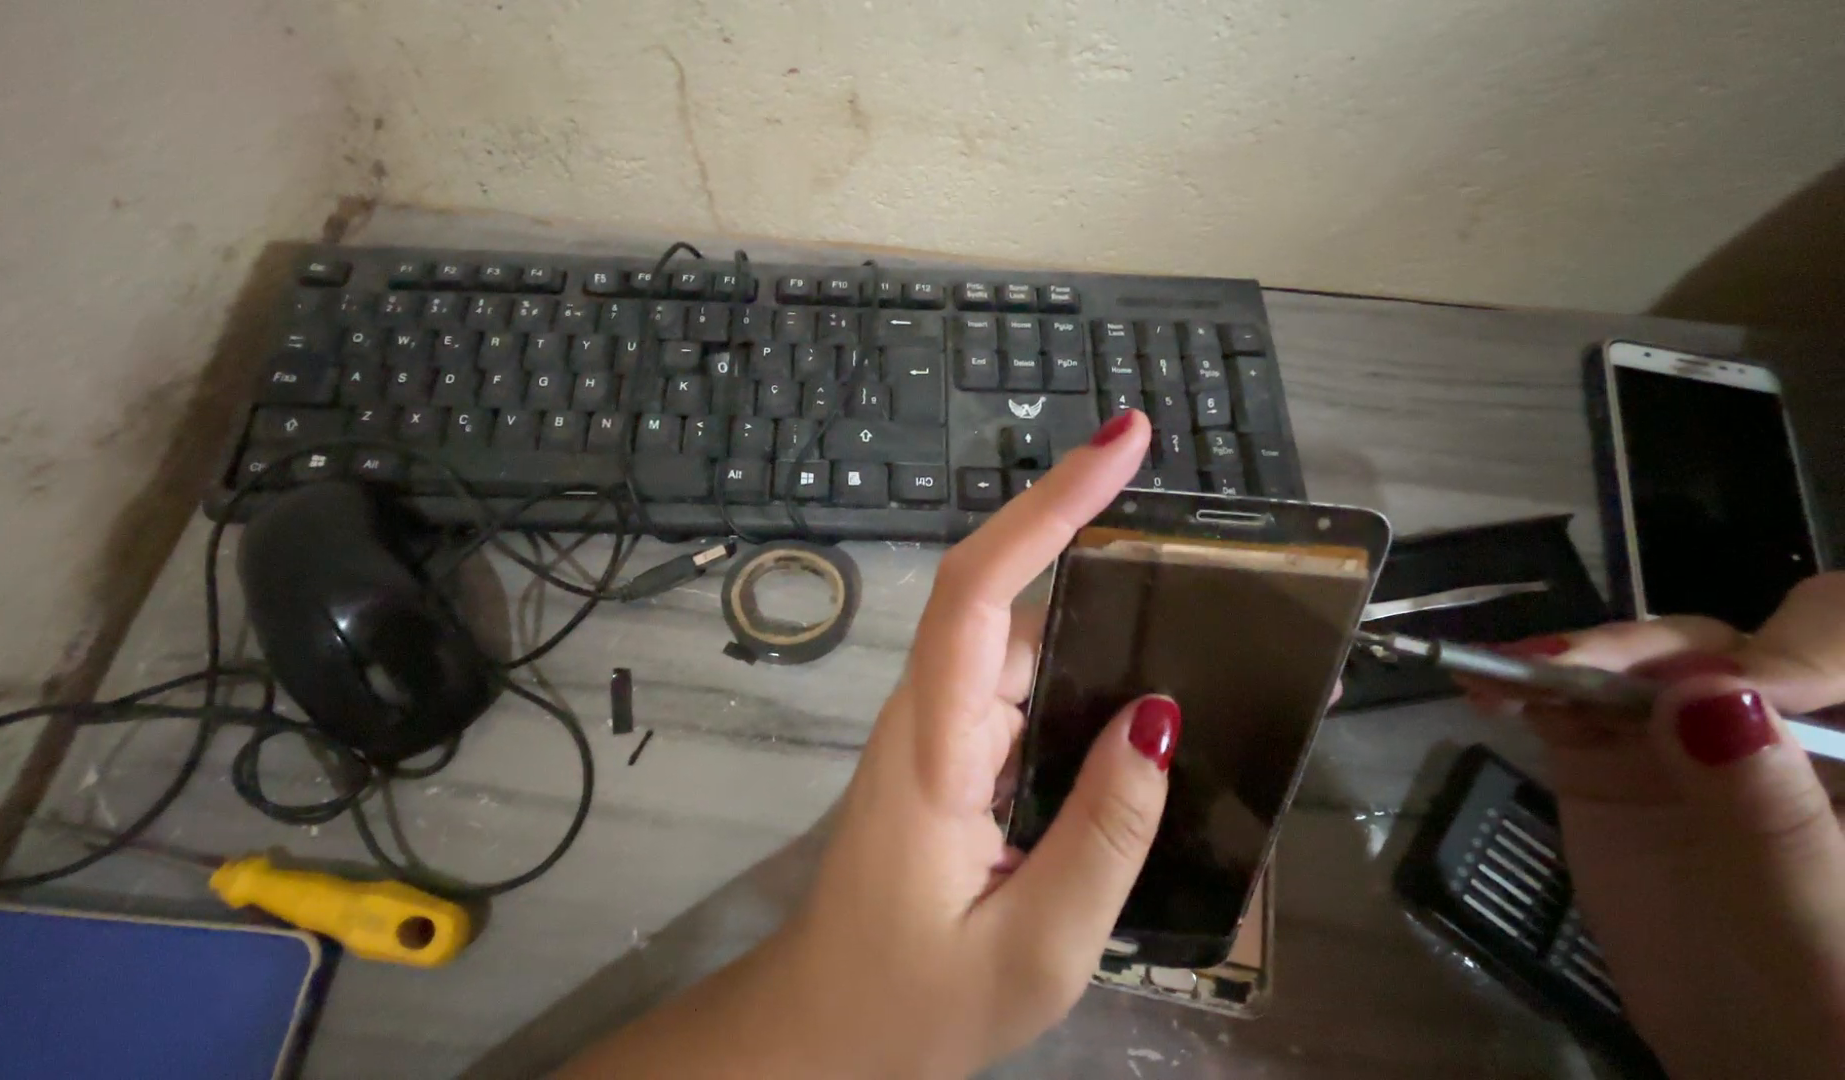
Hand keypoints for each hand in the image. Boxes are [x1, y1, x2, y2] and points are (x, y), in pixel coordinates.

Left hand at [777, 409, 1170, 1076]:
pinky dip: (1087, 678)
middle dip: (1095, 546)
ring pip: (1024, 645)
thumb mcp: (1036, 946)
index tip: (1122, 443)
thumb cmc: (915, 1000)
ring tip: (1205, 619)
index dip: (1048, 504)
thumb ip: (1104, 835)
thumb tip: (1159, 717)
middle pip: (1009, 600)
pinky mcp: (954, 752)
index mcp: (935, 744)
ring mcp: (940, 729)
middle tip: (1202, 543)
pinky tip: (1151, 699)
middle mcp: (933, 712)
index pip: (980, 590)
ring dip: (1103, 621)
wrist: (829, 1025)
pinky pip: (1026, 691)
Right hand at [1471, 574, 1844, 1079]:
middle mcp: (1778, 727)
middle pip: (1719, 641)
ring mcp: (1684, 742)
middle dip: (1643, 648)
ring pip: (1632, 662)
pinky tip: (1487, 687)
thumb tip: (1702, 691)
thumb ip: (1771, 808)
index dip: (1786, 649)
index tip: (1719, 693)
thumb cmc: (1823, 1004)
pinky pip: (1566, 699)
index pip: (1830, 641)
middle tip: (1567, 670)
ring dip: (1569, 655)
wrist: (1758, 1061)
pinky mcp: (1608, 759)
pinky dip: (1524, 683)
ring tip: (1502, 671)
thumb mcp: (1814, 918)